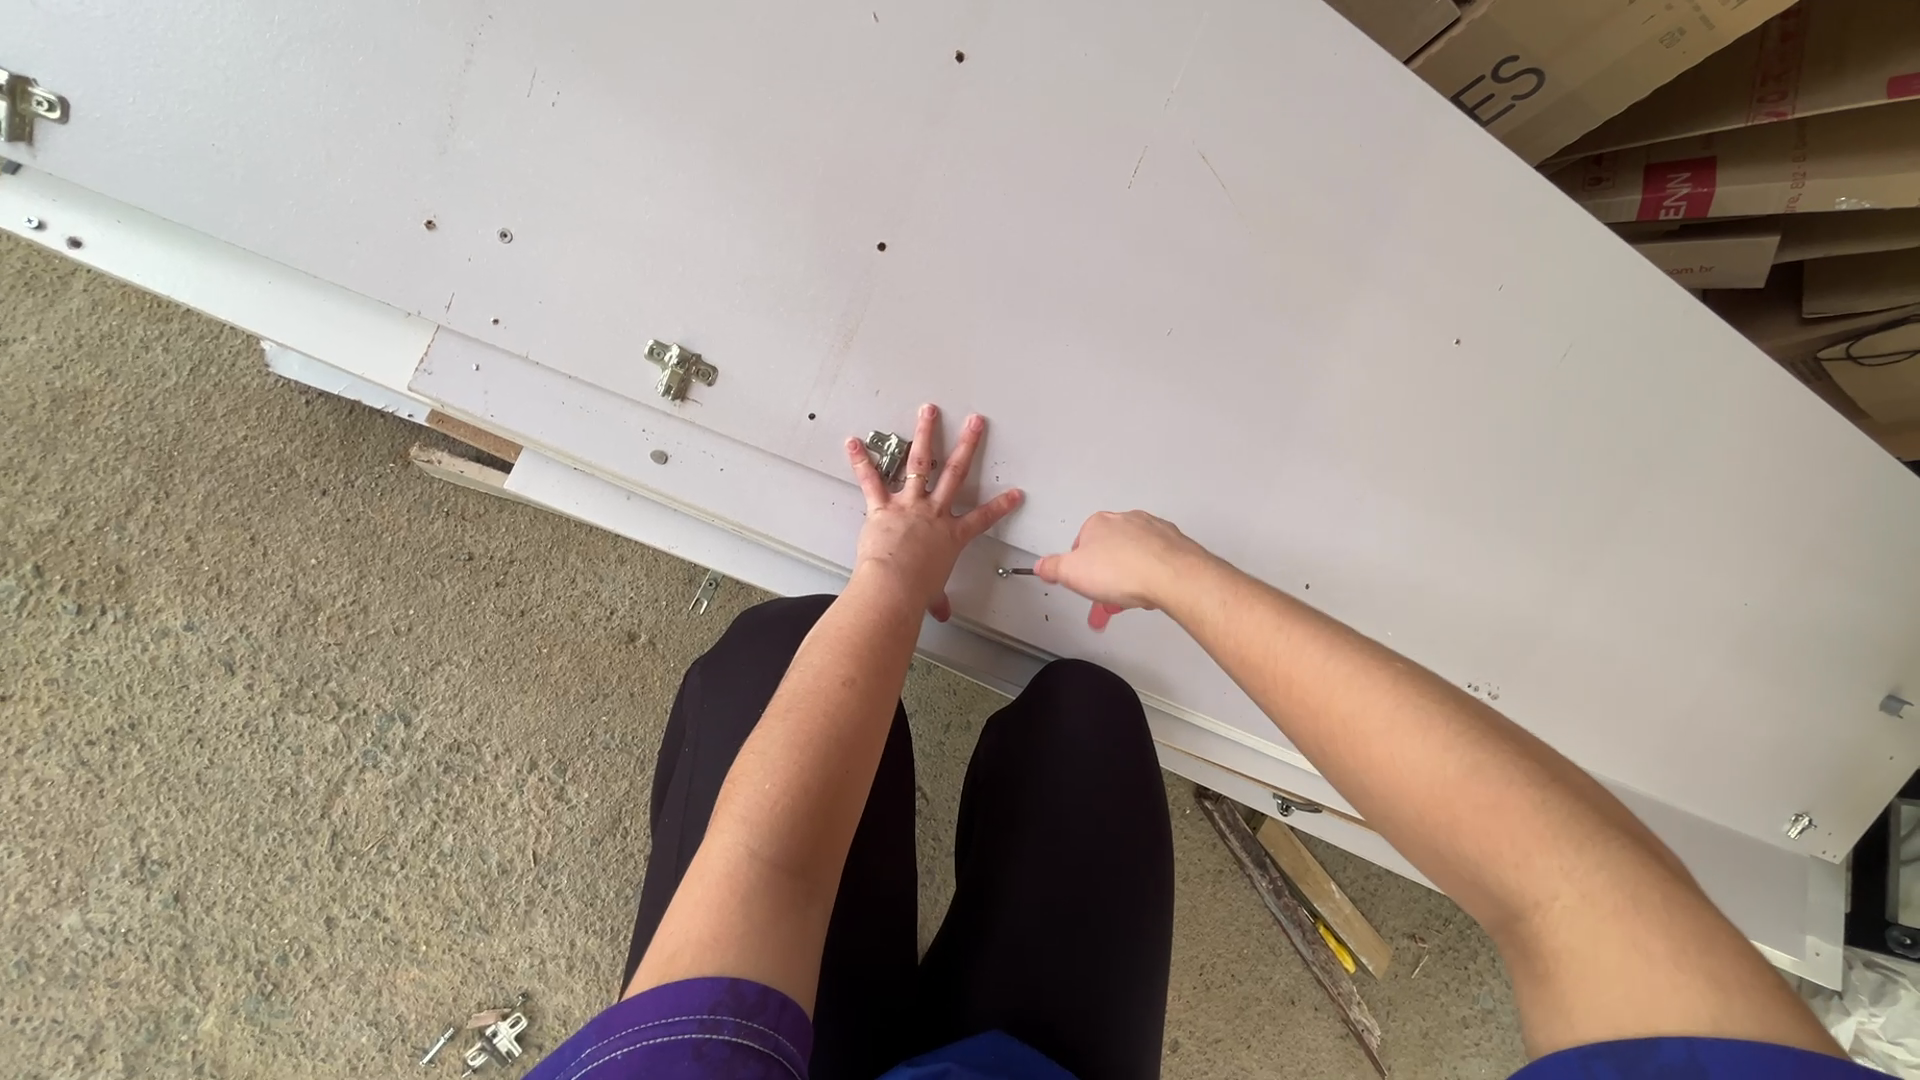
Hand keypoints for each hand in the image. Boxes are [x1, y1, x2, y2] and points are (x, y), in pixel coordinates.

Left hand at [846, 404, 1023, 620]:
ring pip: (920, 463)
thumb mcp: (931, 595)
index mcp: (951, 535)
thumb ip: (936, 600)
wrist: (894, 586)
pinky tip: (854, 443)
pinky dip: (860, 461)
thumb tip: (939, 611)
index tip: (1014, 494)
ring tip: (928, 412)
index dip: (1001, 506)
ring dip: (925, 435)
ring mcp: (909, 505)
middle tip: (975, 424)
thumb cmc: (915, 590)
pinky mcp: (882, 506)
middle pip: (955, 473)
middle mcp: (934, 514)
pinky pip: (870, 480)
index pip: (982, 518)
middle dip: (968, 445)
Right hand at [1034, 511, 1211, 629]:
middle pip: (1108, 554)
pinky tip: (1149, 593)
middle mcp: (1126, 521)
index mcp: (1098, 524)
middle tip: (1106, 603)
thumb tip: (1043, 566)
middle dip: (1105, 580)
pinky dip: (1150, 578)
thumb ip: (1052, 568)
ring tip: (1129, 601)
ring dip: (1128, 580)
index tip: (1083, 587)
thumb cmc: (1125, 570)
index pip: (1080, 547)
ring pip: (1133, 559)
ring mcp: (1152, 531)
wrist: (1172, 576)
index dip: (1080, 572)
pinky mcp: (1174, 545)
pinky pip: (1155, 563)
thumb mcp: (1070, 573)